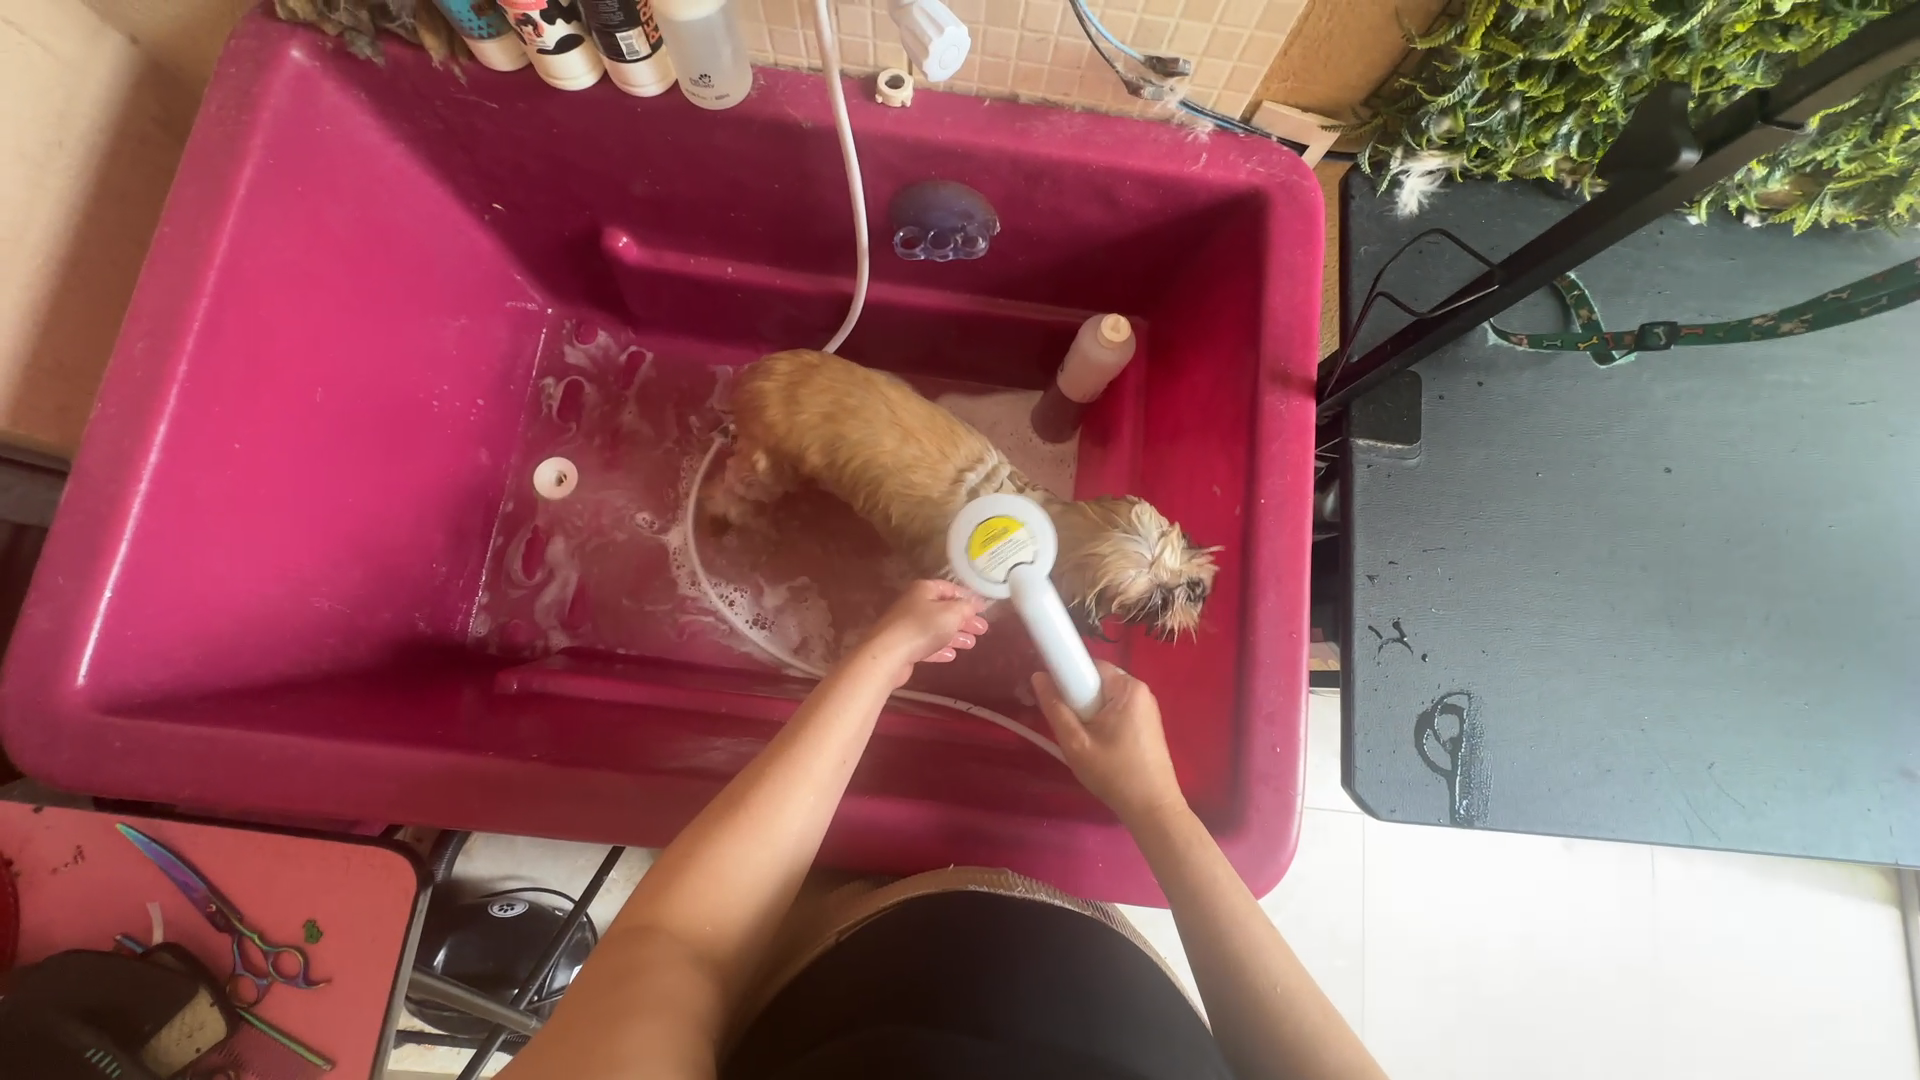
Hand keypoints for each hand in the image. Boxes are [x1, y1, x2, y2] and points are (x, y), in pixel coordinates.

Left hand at [858, 580, 988, 686]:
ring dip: (955, 635)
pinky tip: (951, 655)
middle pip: (944, 610)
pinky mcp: (904, 646)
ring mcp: (907, 626)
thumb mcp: (951, 613)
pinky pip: (927, 644)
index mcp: (924, 590)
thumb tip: (973, 604)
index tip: (983, 609)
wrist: (889, 654)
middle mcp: (914, 604)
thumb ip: (965, 607)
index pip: (949, 588)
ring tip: (971, 644)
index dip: (967, 598)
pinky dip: (940, 648)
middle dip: (964, 620)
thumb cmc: (922, 627)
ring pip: (936, 628)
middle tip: (982, 629)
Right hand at [1032, 661, 1185, 825]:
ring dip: (1089, 713)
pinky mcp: (1148, 724)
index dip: (1068, 678)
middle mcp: (1141, 691)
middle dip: (1079, 699)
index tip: (1055, 699)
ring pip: (1105, 698)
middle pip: (1097, 682)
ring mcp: (1147, 708)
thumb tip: (1038, 677)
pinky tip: (1099, 747)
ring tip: (1084, 741)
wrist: (1152, 809)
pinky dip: (1103, 722)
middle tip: (1070, 728)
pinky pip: (1117, 710)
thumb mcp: (1076, 743)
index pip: (1089, 665)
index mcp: (1128, 688)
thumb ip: (1055, 707)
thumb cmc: (1114, 774)